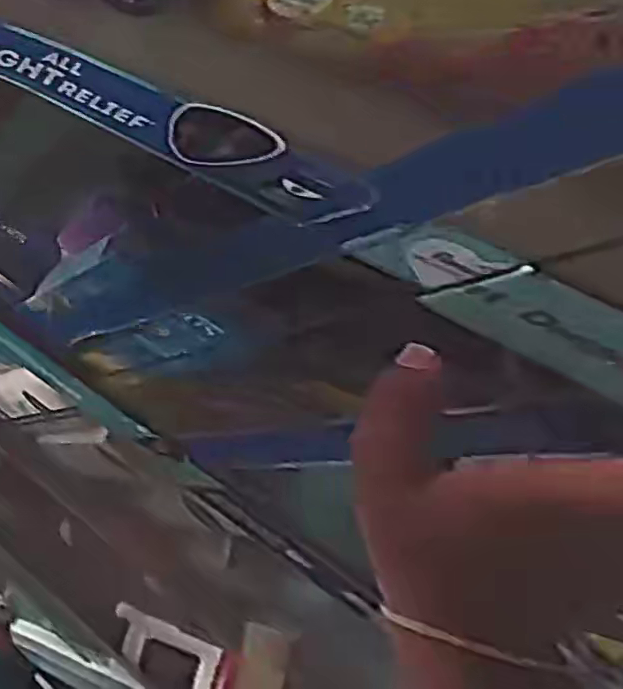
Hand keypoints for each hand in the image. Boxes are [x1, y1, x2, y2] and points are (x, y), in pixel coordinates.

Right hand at [352, 342, 622, 679]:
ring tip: (581, 411)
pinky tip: (583, 465)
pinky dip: (601, 477)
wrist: (466, 630)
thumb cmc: (421, 544)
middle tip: (587, 370)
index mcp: (565, 486)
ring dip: (602, 458)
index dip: (612, 393)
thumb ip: (399, 410)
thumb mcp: (383, 470)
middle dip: (606, 422)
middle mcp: (616, 509)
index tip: (601, 359)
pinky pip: (614, 492)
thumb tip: (421, 352)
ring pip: (620, 482)